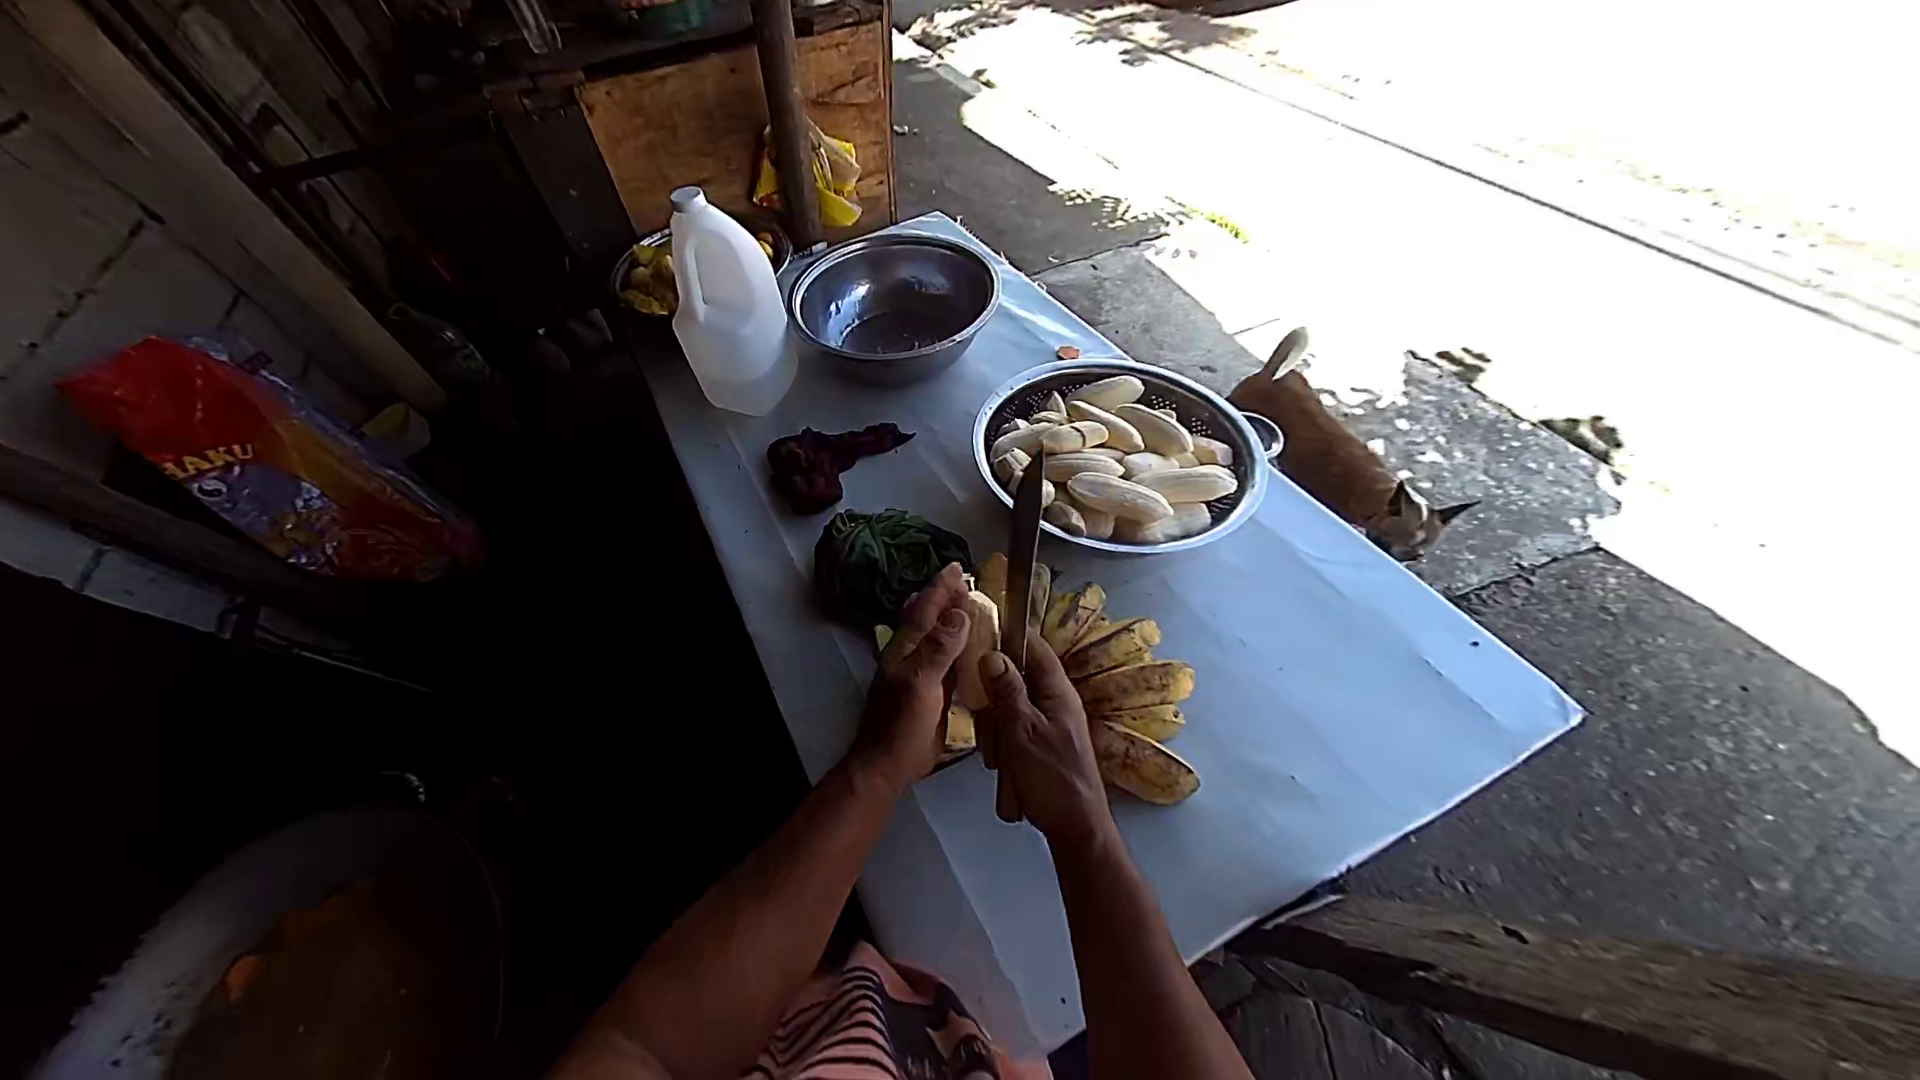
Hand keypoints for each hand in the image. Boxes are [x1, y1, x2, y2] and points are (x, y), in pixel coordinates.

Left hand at [851, 563, 971, 787]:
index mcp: (906, 648)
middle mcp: (912, 654)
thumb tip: (958, 614)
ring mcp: (919, 673)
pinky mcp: (928, 691)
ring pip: (936, 637)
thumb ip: (938, 649)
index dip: (941, 587)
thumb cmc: (900, 725)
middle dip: (945, 598)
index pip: (926, 608)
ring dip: (951, 620)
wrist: (887, 765)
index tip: (956, 567)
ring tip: (968, 605)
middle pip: (929, 618)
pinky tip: (970, 648)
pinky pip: (946, 660)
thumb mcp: (920, 683)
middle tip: (965, 583)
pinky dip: (957, 647)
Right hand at [976, 633, 1114, 846]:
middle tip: (988, 722)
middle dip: (995, 697)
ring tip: (997, 754)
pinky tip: (1001, 764)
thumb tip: (992, 654)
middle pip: (1016, 677)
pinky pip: (1014, 729)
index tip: (978, 641)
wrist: (1076, 828)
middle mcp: (1055, 701)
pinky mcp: (1042, 743)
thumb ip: (1007, 691)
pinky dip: (1003, 743)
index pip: (1034, 646)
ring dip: (997, 726)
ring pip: (1010, 706)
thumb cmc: (1052, 779)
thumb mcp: (1022, 731)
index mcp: (1058, 690)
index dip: (1007, 639)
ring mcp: (1049, 723)